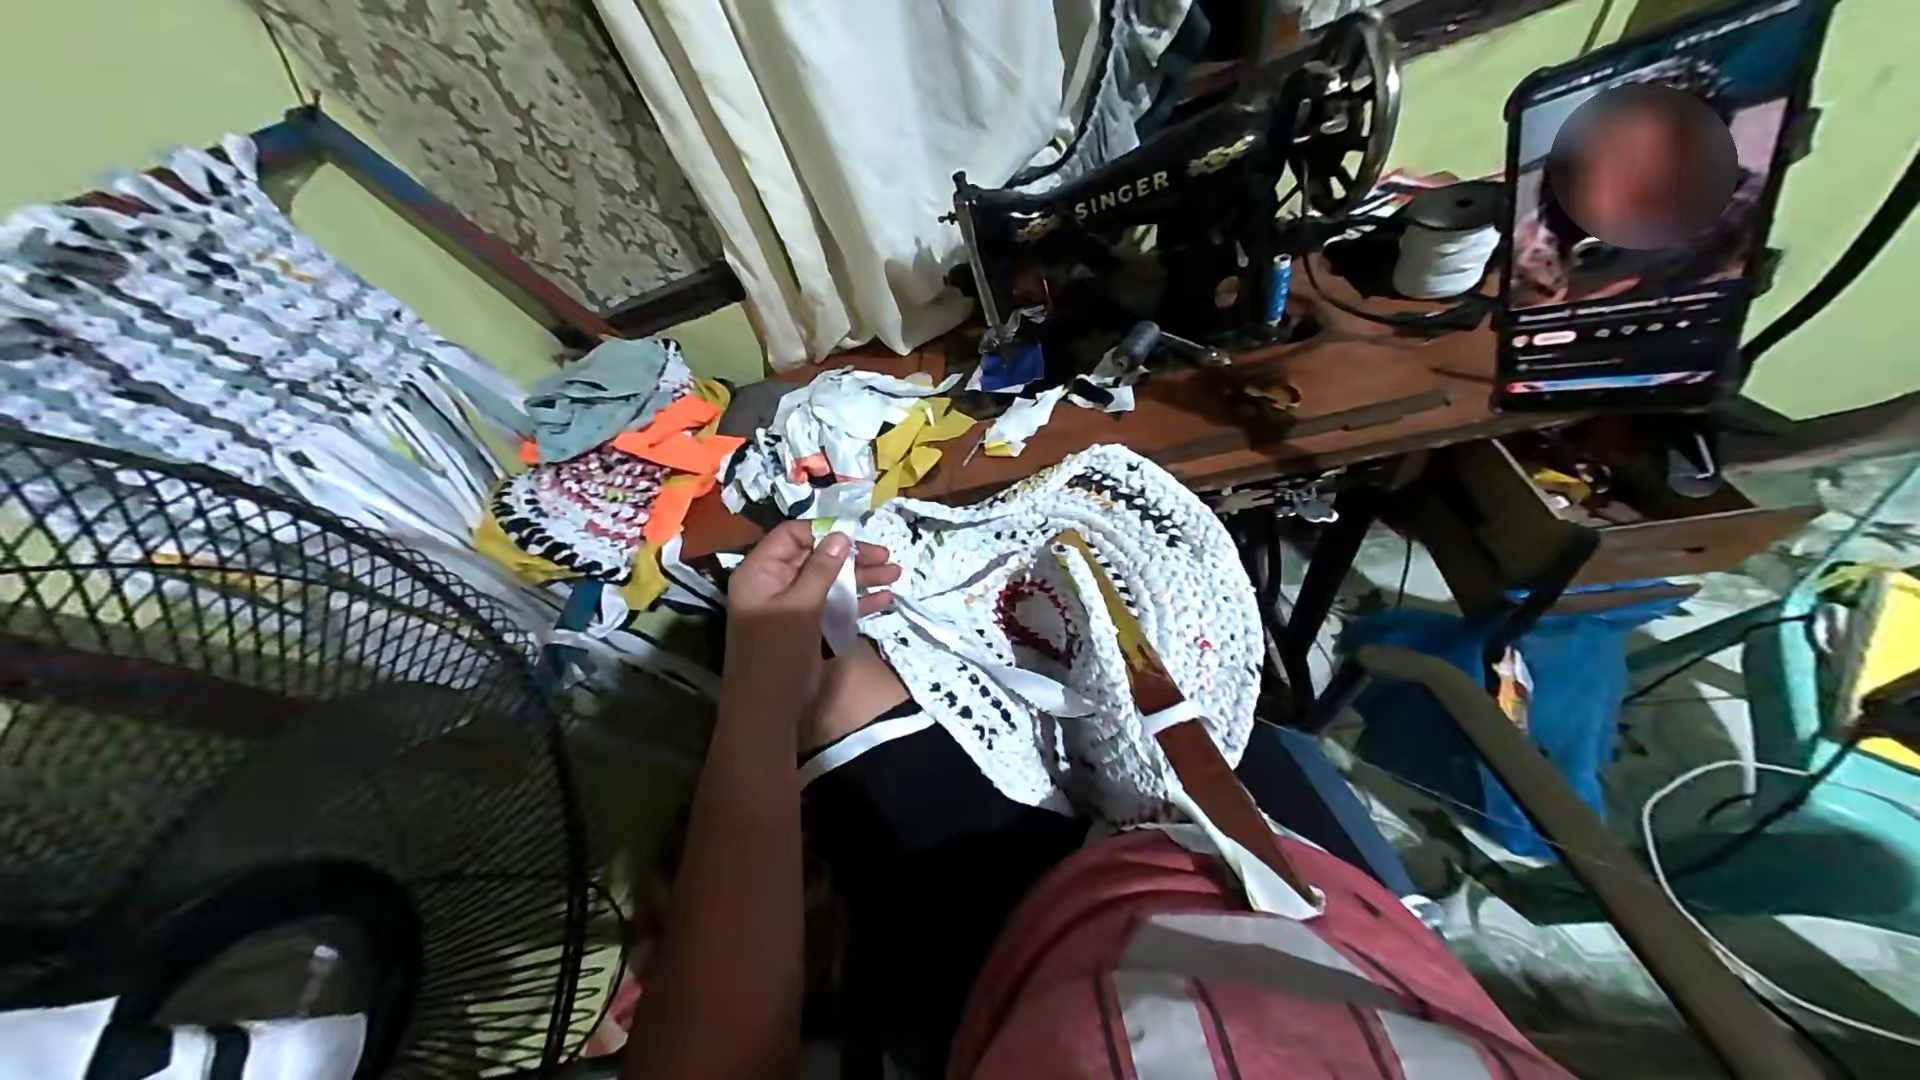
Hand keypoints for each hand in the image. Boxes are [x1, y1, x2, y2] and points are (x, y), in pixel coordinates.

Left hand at [724, 521, 900, 697]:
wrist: (767, 712)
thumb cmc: (777, 653)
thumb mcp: (800, 606)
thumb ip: (821, 569)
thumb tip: (842, 536)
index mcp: (760, 572)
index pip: (792, 536)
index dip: (824, 532)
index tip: (858, 536)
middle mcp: (775, 584)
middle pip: (816, 558)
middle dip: (853, 557)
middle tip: (887, 557)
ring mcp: (792, 607)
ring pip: (830, 582)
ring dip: (861, 578)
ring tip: (895, 575)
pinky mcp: (807, 627)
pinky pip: (833, 606)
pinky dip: (857, 602)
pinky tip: (884, 600)